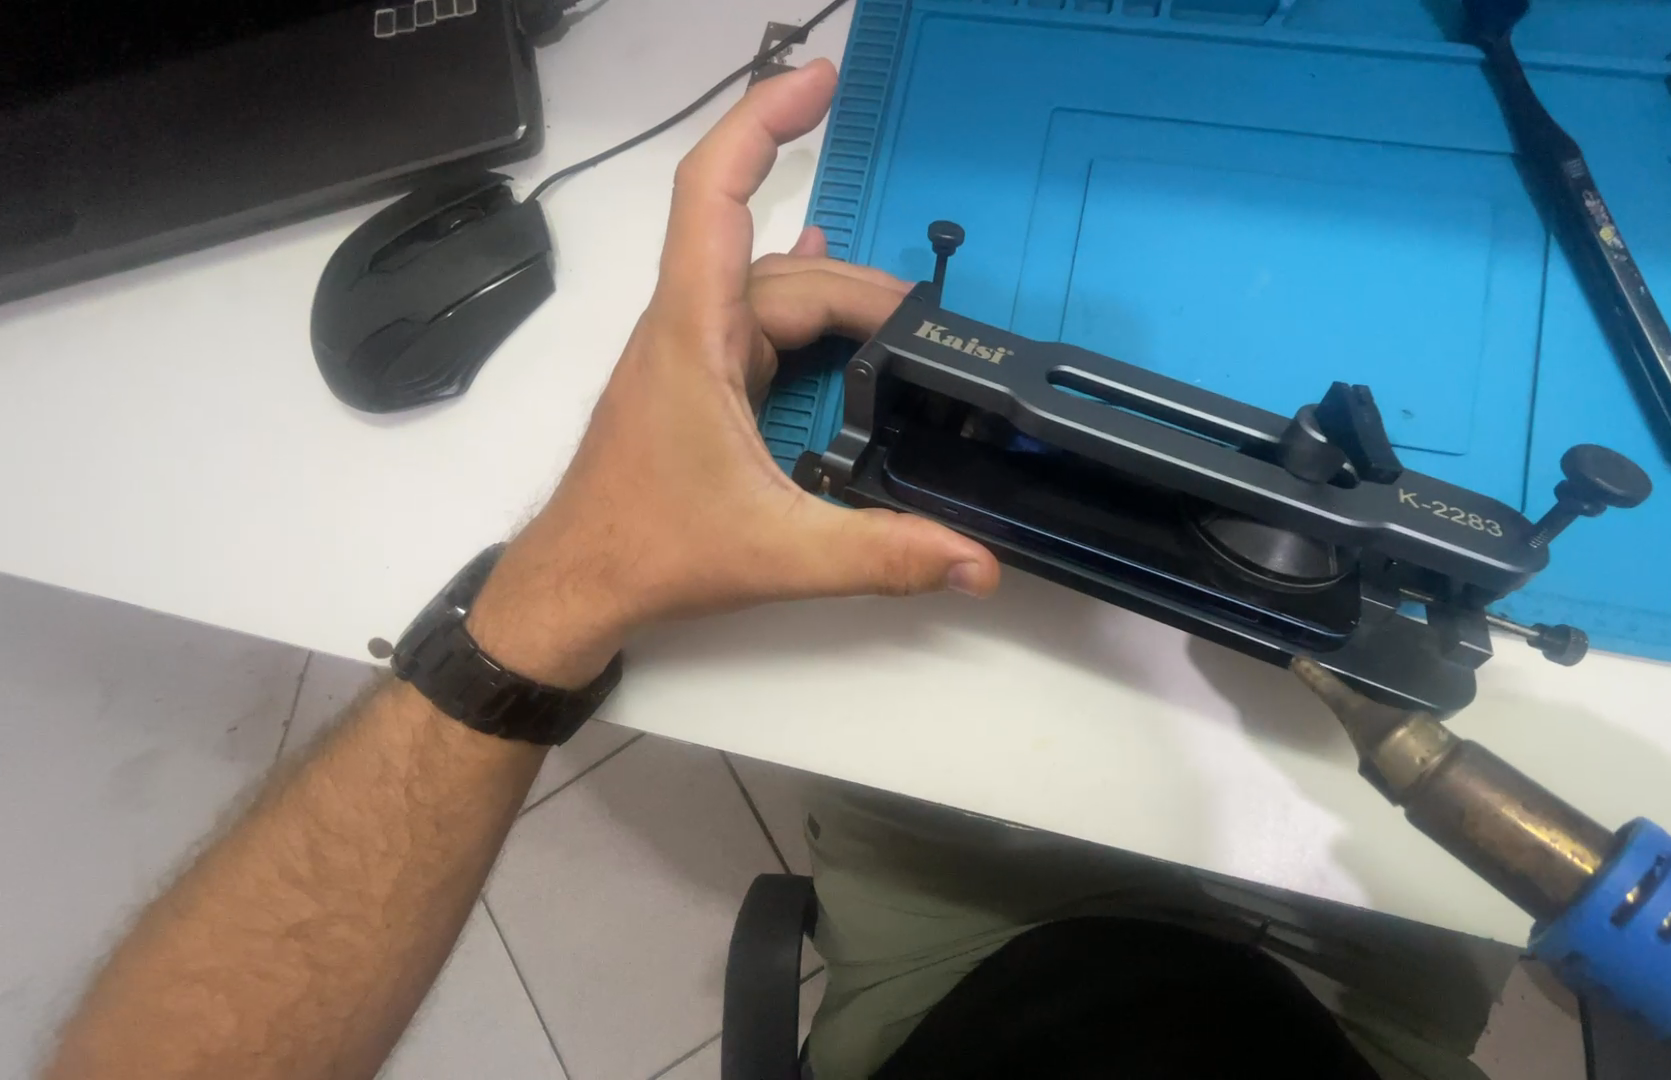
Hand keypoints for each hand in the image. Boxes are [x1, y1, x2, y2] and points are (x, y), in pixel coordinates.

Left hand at [467, 59, 1000, 685]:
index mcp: (695, 338)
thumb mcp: (780, 554)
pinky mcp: (700, 386)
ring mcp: (692, 357)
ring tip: (906, 317)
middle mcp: (690, 330)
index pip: (717, 198)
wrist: (579, 584)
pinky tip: (833, 312)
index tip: (819, 81)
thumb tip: (977, 562)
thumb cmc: (652, 555)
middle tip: (932, 328)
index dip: (763, 125)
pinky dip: (799, 303)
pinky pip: (756, 322)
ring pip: (771, 296)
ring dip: (838, 296)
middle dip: (861, 286)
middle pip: (781, 267)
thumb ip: (883, 556)